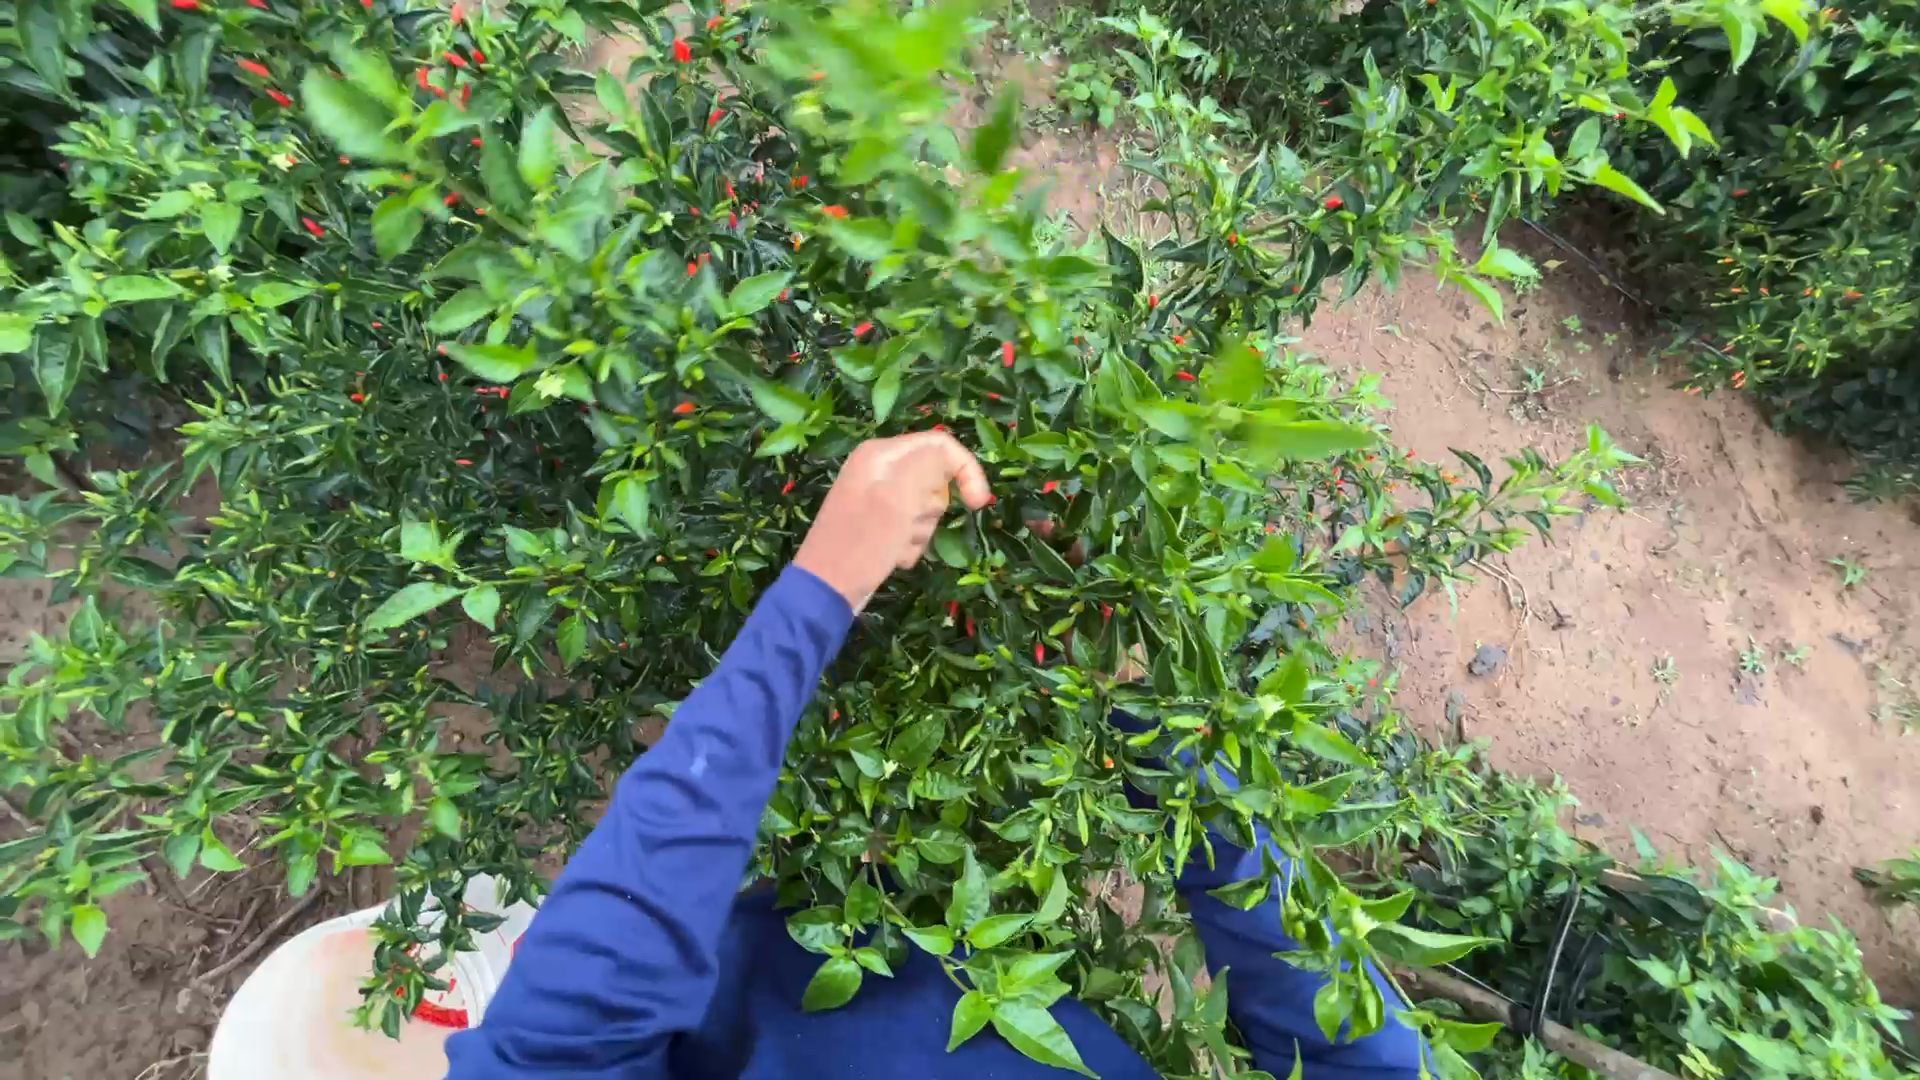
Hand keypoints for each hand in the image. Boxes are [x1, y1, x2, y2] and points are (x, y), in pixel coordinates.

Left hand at [794, 431, 992, 611]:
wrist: (827, 589)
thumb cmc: (862, 542)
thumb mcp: (897, 496)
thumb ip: (928, 464)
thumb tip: (949, 455)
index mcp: (882, 453)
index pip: (941, 445)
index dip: (966, 471)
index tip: (978, 505)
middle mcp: (881, 470)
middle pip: (937, 479)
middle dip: (932, 509)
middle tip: (908, 524)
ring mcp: (880, 498)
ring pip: (928, 507)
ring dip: (920, 531)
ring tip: (895, 543)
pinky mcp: (881, 525)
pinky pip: (914, 529)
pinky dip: (909, 545)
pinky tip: (891, 555)